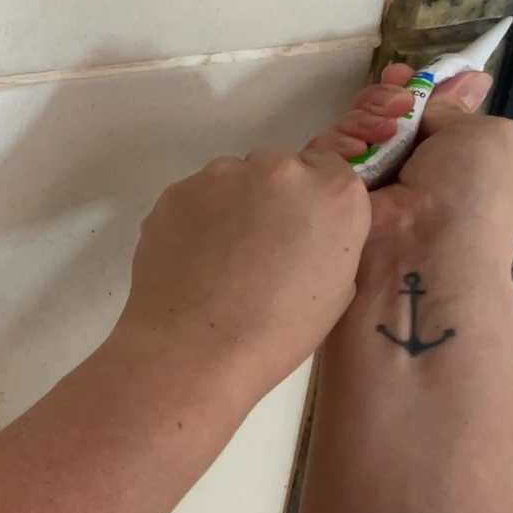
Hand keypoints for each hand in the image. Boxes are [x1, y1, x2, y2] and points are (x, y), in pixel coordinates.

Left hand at [112, 145, 369, 404]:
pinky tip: (189, 256)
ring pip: (230, 179)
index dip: (310, 201)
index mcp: (333, 192)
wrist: (195, 344)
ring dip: (228, 204)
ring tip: (217, 255)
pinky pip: (193, 196)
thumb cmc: (278, 329)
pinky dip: (193, 218)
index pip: (328, 169)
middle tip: (255, 245)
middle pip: (276, 168)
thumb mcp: (338, 284)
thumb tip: (305, 226)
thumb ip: (327, 237)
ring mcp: (220, 176)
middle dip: (269, 197)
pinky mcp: (175, 190)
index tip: (297, 228)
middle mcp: (278, 171)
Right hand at [307, 64, 512, 265]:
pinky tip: (351, 148)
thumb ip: (457, 108)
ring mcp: (364, 179)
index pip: (427, 113)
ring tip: (376, 129)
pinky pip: (321, 151)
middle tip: (388, 87)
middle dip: (384, 97)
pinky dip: (335, 141)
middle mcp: (407, 168)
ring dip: (363, 117)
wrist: (421, 252)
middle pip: (383, 115)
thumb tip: (456, 85)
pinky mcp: (325, 190)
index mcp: (454, 160)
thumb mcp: (489, 137)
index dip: (418, 88)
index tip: (406, 71)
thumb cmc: (470, 195)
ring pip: (349, 128)